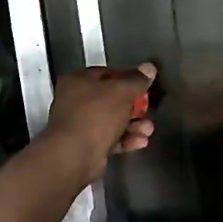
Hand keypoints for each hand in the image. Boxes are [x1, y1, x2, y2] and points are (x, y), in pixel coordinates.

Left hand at [43, 64, 156, 183]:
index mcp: (76, 81)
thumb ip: (137, 80)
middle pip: (110, 99)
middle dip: (133, 106)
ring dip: (133, 125)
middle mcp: (74, 101)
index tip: (145, 84)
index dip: (127, 77)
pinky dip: (125, 139)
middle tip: (148, 110)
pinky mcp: (85, 144)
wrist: (76, 153)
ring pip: (111, 121)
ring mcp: (78, 124)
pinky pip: (108, 138)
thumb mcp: (121, 92)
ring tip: (148, 130)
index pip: (105, 73)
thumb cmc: (96, 114)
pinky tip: (140, 142)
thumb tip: (149, 68)